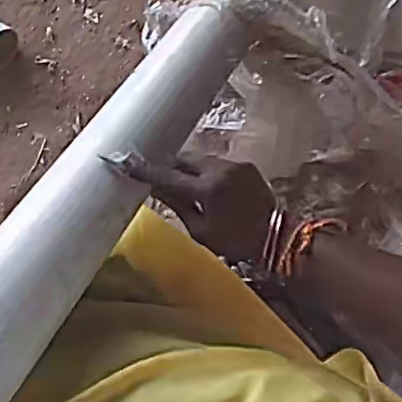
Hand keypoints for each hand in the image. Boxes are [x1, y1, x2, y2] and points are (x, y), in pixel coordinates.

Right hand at [116, 154, 277, 264]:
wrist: (276, 237)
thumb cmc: (236, 242)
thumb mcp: (200, 230)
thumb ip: (177, 205)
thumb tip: (154, 187)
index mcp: (207, 189)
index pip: (168, 176)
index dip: (145, 170)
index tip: (125, 162)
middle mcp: (221, 169)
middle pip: (184, 159)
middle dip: (170, 166)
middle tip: (156, 174)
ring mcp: (235, 164)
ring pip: (201, 159)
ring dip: (188, 168)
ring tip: (180, 182)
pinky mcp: (245, 164)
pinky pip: (217, 162)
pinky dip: (206, 170)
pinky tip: (204, 184)